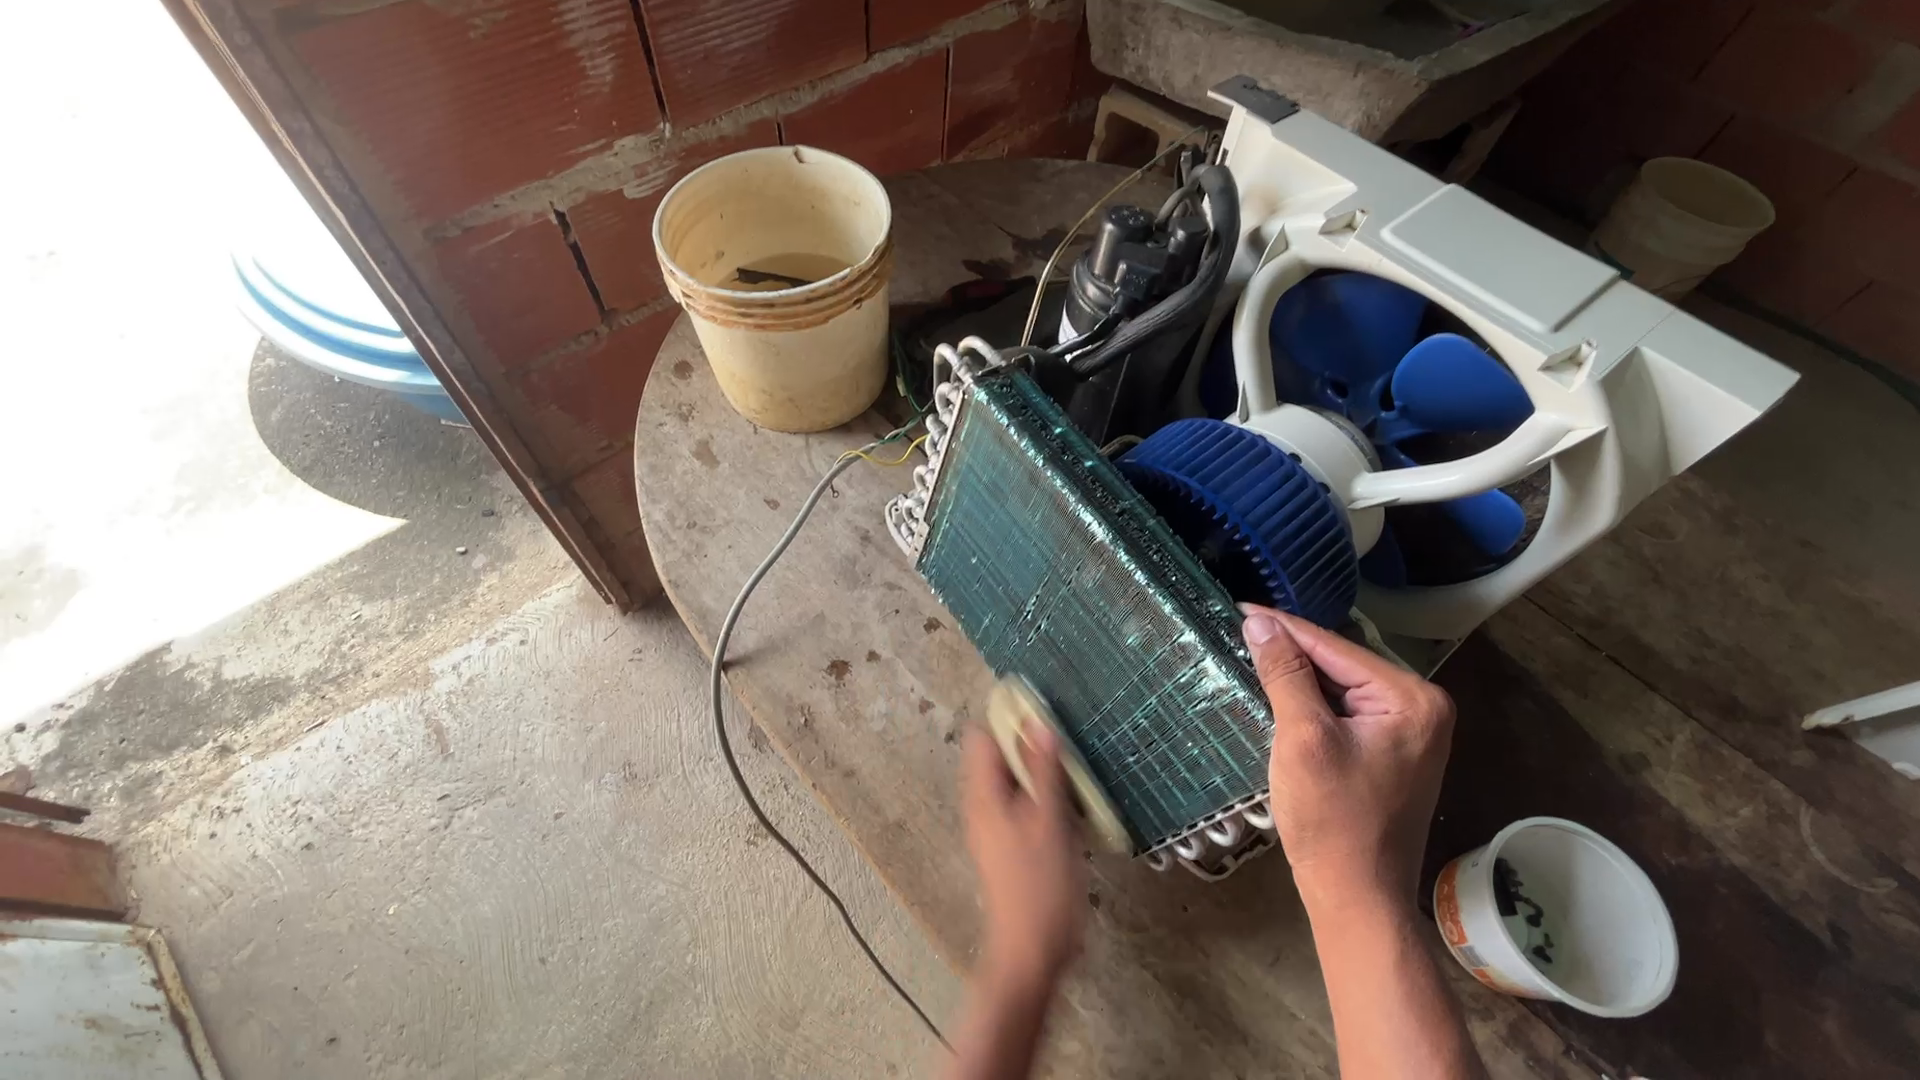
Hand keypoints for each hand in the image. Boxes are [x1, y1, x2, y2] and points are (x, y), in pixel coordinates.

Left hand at [960, 724, 1086, 991]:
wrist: (1031, 951)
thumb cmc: (1040, 885)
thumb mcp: (1048, 820)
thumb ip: (1042, 770)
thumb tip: (1037, 722)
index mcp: (982, 795)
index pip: (983, 736)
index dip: (1009, 720)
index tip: (1045, 714)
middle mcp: (981, 806)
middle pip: (999, 757)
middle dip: (1030, 746)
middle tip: (1067, 747)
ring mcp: (994, 827)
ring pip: (1014, 782)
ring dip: (1041, 774)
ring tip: (1076, 776)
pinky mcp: (1010, 846)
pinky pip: (1023, 806)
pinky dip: (1043, 799)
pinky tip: (1073, 809)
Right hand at [1241, 604, 1454, 903]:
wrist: (1357, 895)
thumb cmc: (1330, 818)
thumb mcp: (1302, 738)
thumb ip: (1284, 674)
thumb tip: (1258, 621)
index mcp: (1411, 698)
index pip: (1334, 646)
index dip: (1282, 627)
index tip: (1237, 607)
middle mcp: (1422, 706)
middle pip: (1340, 662)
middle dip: (1290, 650)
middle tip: (1237, 631)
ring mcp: (1411, 730)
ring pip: (1340, 685)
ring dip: (1297, 675)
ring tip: (1248, 654)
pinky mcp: (1393, 750)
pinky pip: (1346, 709)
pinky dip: (1311, 701)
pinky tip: (1278, 693)